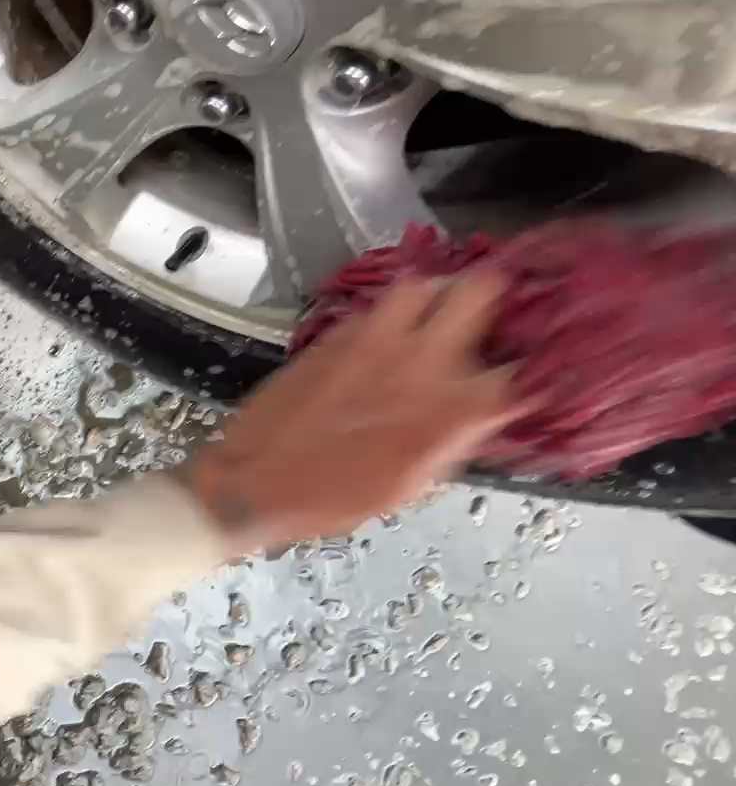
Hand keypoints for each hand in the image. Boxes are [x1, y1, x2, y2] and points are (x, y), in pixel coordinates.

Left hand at [182, 273, 524, 553]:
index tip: (536, 354)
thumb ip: (457, 438)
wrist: (250, 486)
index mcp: (454, 405)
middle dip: (493, 294)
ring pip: (420, 286)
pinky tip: (381, 335)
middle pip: (481, 292)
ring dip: (433, 294)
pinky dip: (384, 316)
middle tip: (488, 308)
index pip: (525, 362)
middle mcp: (418, 361)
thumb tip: (487, 411)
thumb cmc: (331, 499)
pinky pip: (369, 310)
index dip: (535, 356)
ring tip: (432, 313)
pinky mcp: (326, 340)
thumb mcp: (411, 483)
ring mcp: (368, 343)